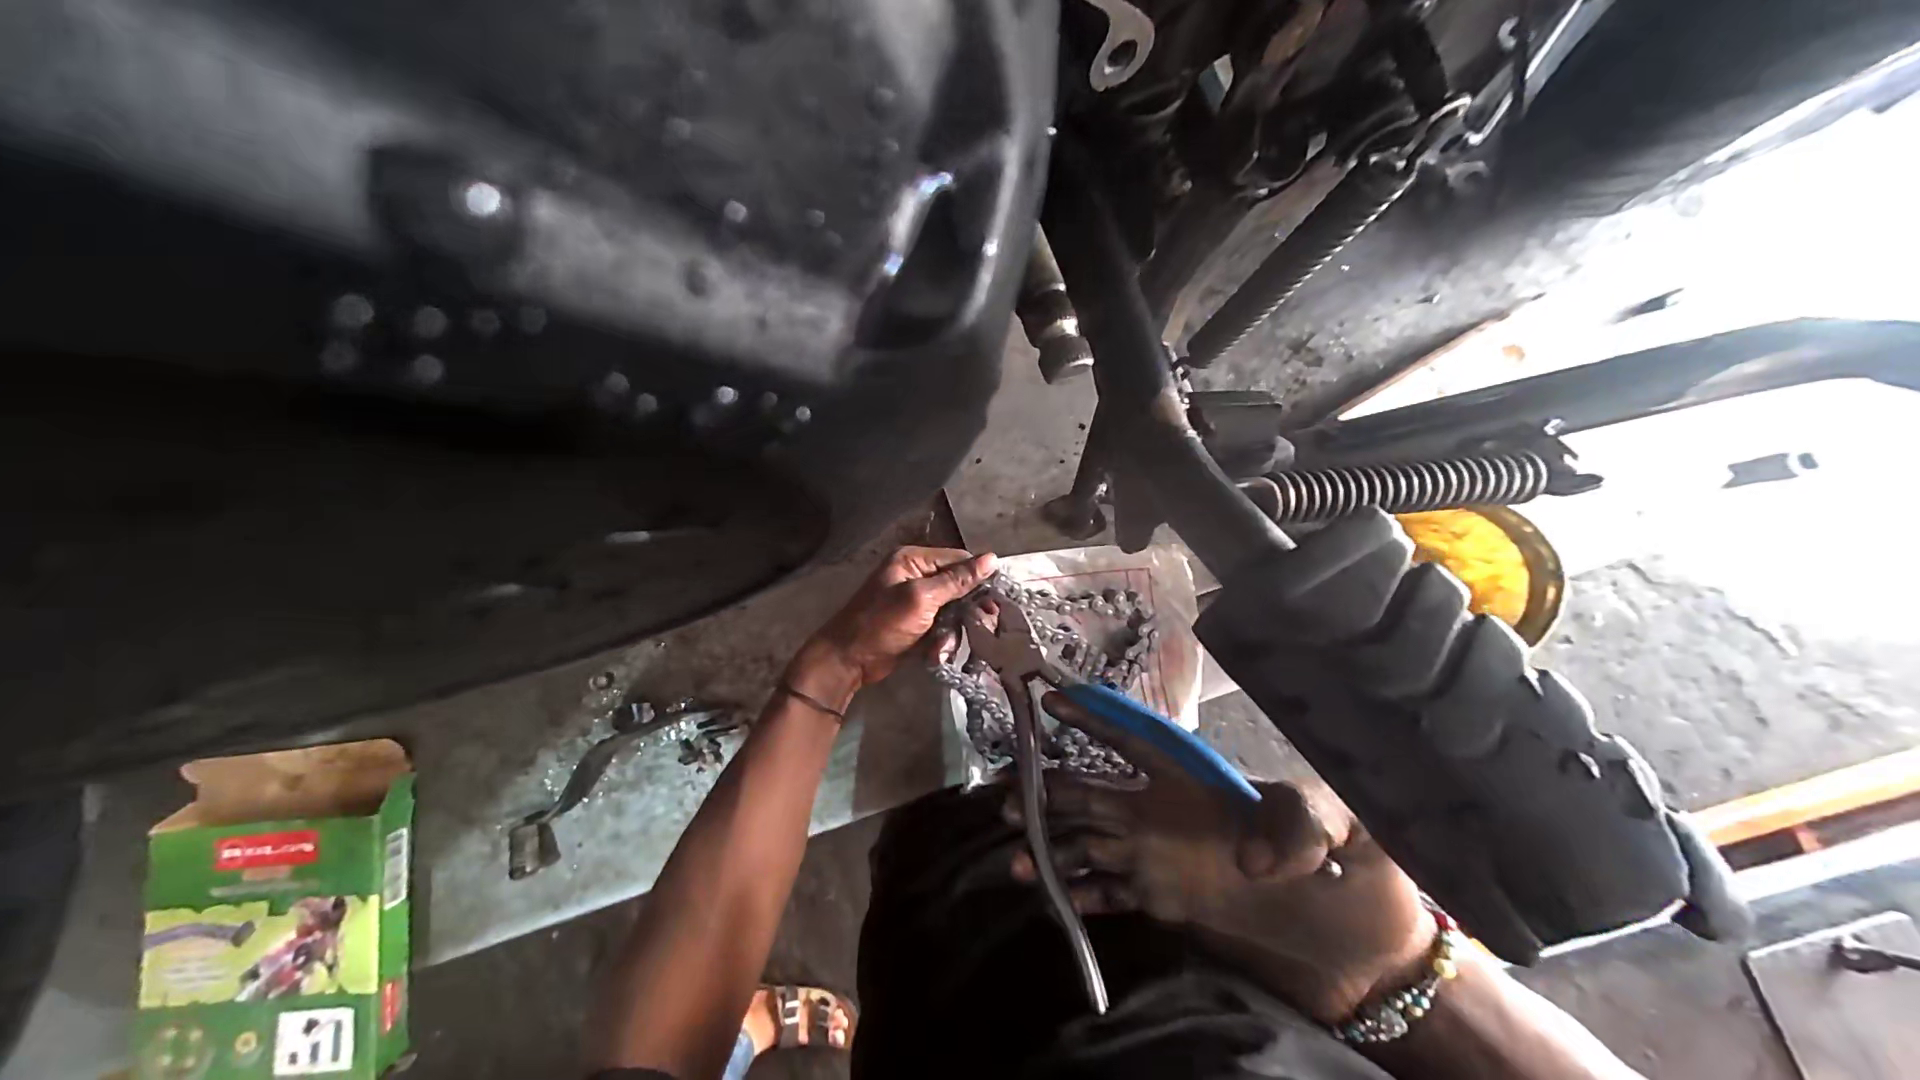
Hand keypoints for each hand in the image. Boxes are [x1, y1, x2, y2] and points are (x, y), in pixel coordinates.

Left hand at [792, 547, 997, 701]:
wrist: (847, 661)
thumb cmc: (881, 624)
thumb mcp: (921, 598)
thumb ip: (957, 580)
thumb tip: (992, 559)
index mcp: (914, 560)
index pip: (959, 561)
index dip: (980, 579)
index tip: (997, 600)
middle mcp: (916, 576)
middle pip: (959, 588)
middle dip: (966, 612)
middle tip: (982, 627)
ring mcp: (916, 602)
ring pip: (953, 613)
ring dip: (951, 633)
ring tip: (941, 648)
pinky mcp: (916, 625)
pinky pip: (941, 629)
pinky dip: (941, 643)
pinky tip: (934, 655)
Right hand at [1009, 692, 1433, 1022]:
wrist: (1369, 953)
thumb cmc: (1358, 874)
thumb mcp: (1351, 827)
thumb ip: (1304, 823)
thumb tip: (1252, 861)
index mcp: (1201, 783)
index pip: (1137, 740)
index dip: (1095, 718)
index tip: (1052, 700)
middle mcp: (1169, 815)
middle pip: (1094, 793)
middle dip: (1047, 788)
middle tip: (1006, 792)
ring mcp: (1165, 860)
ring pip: (1091, 844)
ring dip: (1051, 846)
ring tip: (1013, 854)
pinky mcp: (1170, 906)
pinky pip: (1113, 895)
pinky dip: (1079, 896)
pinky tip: (1050, 897)